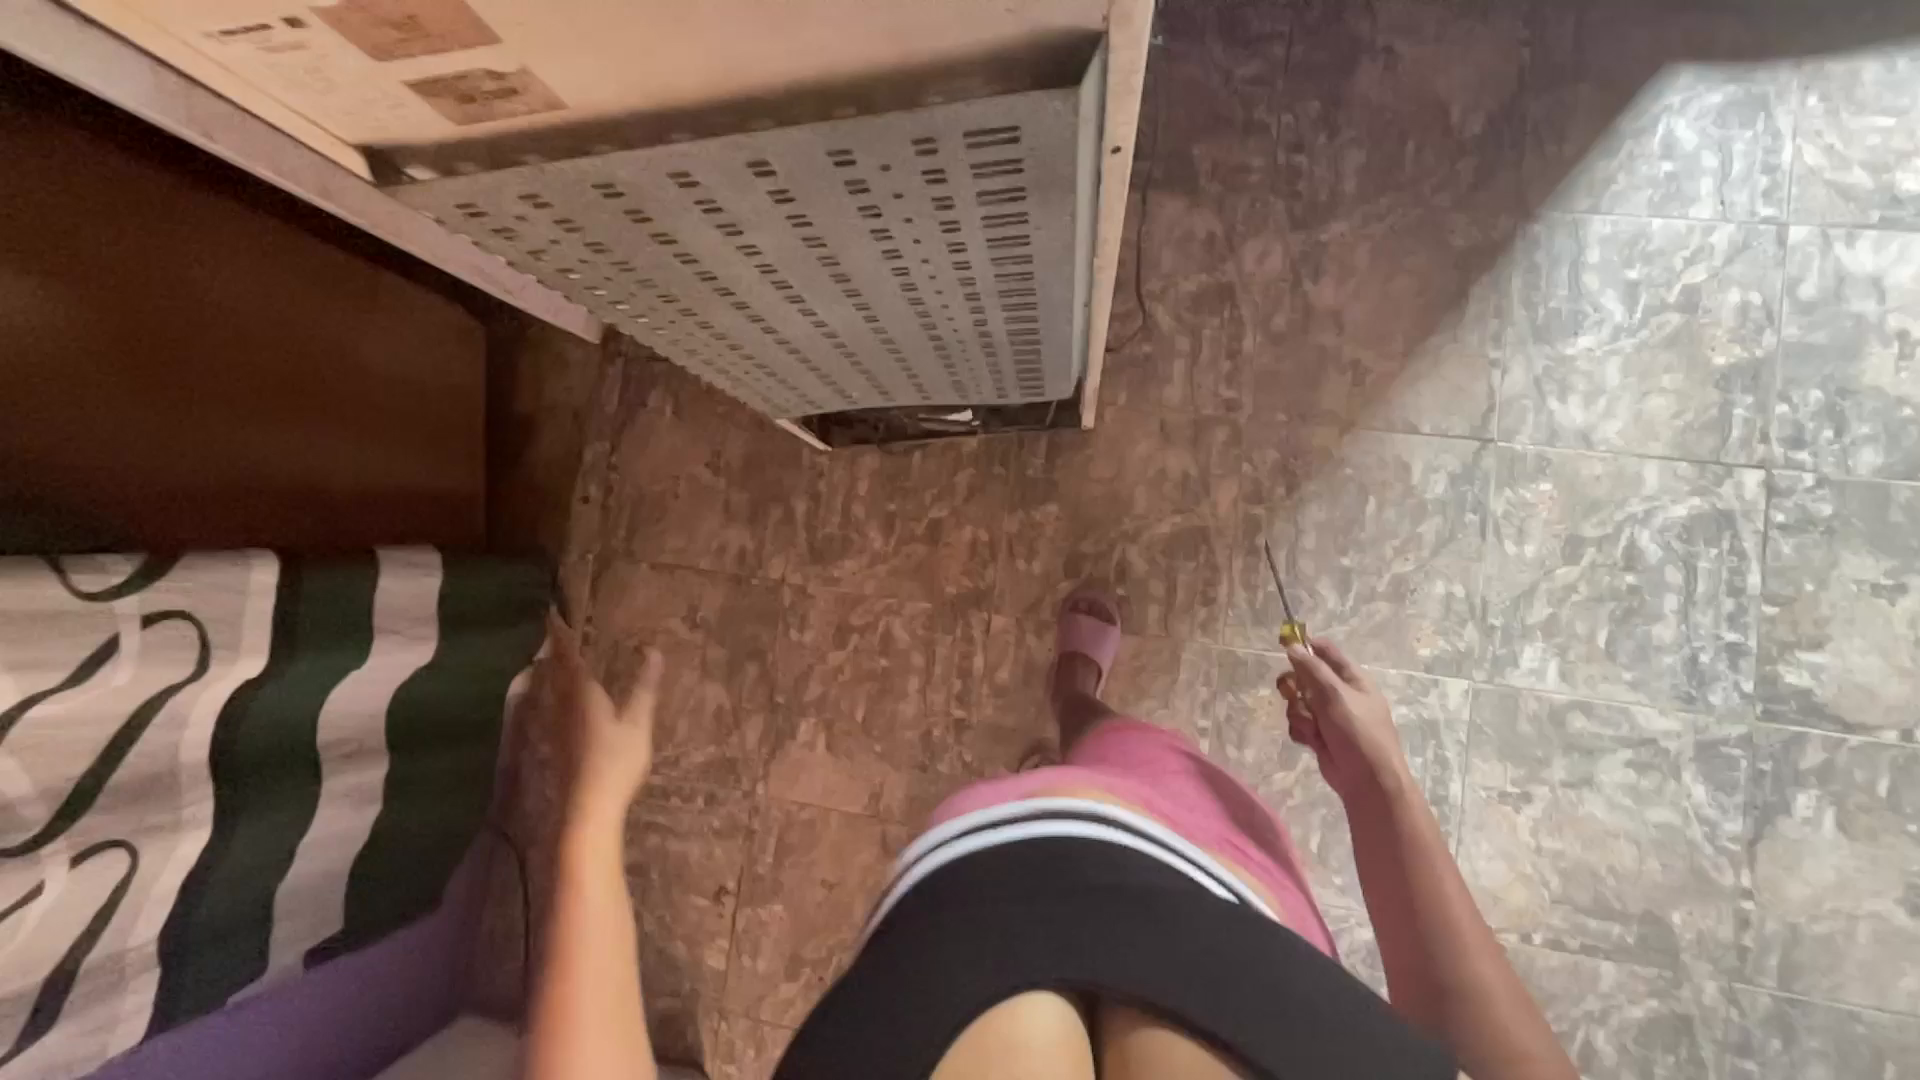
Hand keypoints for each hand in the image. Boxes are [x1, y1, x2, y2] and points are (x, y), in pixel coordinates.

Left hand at [537, 610, 661, 826]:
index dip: (557, 628)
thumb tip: (653, 651)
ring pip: (526, 685)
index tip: (551, 610)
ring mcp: (527, 723)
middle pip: (541, 664)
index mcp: (576, 688)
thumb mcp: (637, 726)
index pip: (563, 649)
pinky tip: (528, 702)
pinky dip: (523, 696)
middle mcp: (545, 699)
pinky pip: (516, 709)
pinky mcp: (517, 745)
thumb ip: (643, 687)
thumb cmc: (614, 766)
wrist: (577, 816)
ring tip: (542, 666)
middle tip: (554, 637)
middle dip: (547, 649)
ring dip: (534, 672)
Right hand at [1277, 640, 1409, 804]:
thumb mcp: (1335, 695)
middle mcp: (1339, 694)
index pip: (1326, 652)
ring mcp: (1328, 715)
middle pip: (1304, 677)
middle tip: (1294, 694)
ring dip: (1300, 714)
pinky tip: (1310, 741)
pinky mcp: (1319, 734)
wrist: (1366, 780)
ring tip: (1313, 728)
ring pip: (1297, 701)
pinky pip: (1298, 722)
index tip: (1283, 645)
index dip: (1306, 646)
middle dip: (1295, 687)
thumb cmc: (1357, 732)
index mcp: (1352, 679)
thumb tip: (1293, 645)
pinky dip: (1301, 730)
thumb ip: (1312, 669)